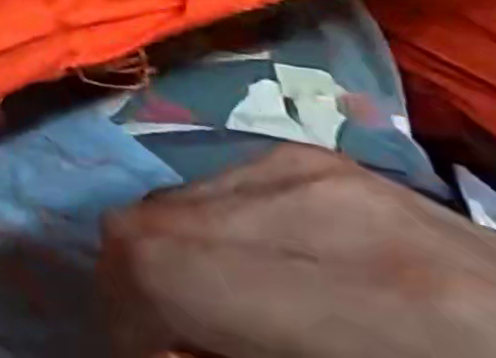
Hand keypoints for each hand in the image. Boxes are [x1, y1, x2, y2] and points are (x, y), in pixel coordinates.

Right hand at [97, 145, 495, 357]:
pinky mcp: (327, 157)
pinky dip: (208, 239)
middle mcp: (330, 200)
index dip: (122, 322)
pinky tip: (256, 285)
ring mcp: (328, 164)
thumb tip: (150, 343)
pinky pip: (216, 187)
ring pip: (172, 197)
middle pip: (149, 218)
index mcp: (373, 296)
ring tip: (221, 320)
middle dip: (140, 295)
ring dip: (173, 264)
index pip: (157, 259)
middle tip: (178, 348)